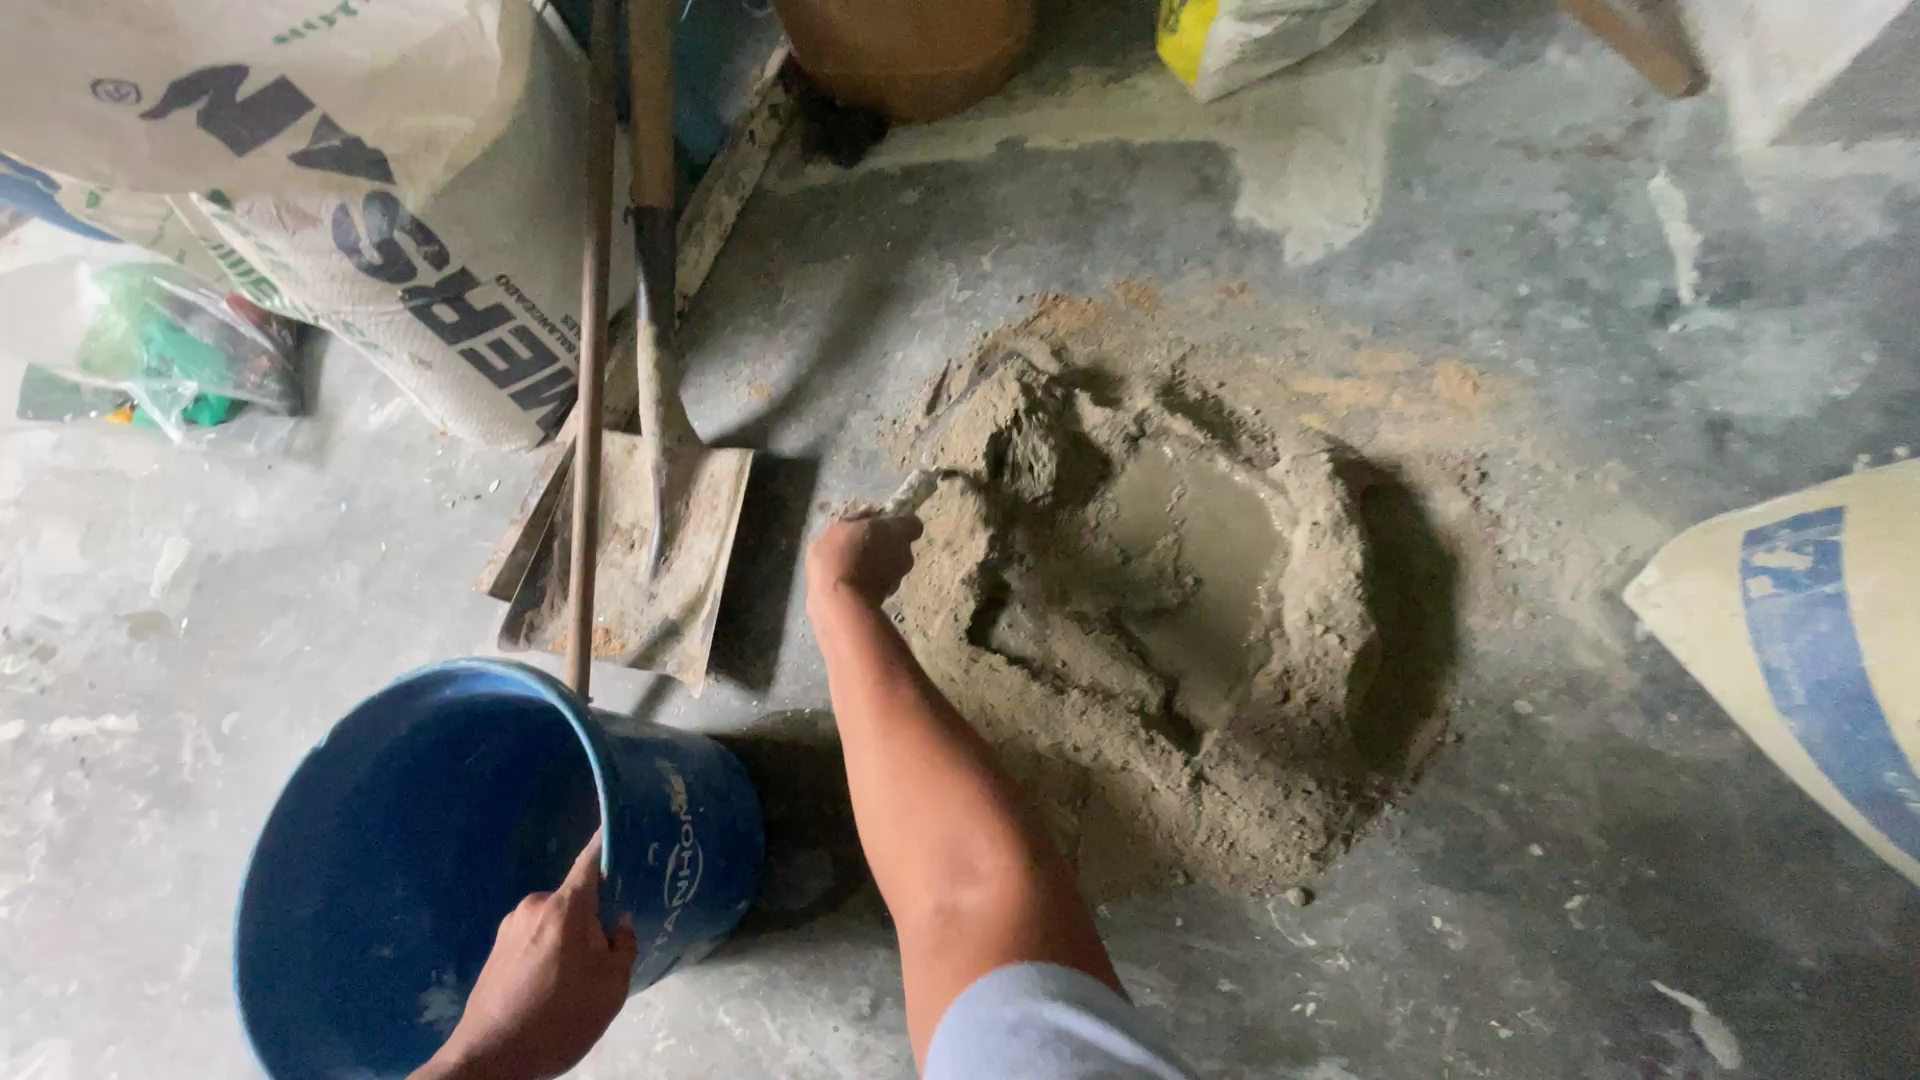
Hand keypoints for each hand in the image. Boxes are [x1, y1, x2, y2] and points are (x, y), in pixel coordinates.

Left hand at [413, 836, 637, 1079]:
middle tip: (608, 942)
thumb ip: (624, 946)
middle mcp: (534, 906)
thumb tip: (617, 925)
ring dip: (569, 936)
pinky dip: (549, 950)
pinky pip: (535, 937)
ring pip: (555, 919)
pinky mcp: (494, 953)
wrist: (487, 1065)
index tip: (625, 822)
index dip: (610, 839)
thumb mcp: (612, 986)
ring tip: (578, 972)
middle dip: (594, 914)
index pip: (592, 858)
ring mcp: (509, 929)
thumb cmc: (557, 1018)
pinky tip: (553, 983)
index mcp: (566, 906)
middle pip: (577, 896)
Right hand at [806, 513, 923, 608]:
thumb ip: (857, 520)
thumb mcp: (839, 527)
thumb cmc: (838, 555)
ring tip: (852, 567)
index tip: (883, 525)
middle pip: (901, 546)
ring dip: (878, 565)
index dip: (900, 523)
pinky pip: (881, 583)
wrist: (838, 600)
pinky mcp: (887, 597)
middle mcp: (905, 554)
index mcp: (897, 531)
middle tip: (861, 546)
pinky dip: (871, 582)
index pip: (914, 524)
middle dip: (885, 546)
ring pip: (891, 566)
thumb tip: (869, 514)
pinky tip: (850, 583)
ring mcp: (898, 578)